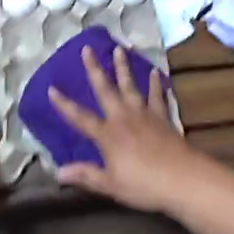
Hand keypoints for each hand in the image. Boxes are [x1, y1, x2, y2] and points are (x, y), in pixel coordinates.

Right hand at [49, 45, 209, 214]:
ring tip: (119, 49)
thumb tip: (58, 172)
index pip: (80, 118)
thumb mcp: (110, 185)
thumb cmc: (144, 185)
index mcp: (107, 135)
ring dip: (123, 67)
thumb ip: (86, 175)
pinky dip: (156, 84)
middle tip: (87, 48)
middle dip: (94, 69)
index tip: (51, 88)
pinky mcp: (162, 117)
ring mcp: (144, 115)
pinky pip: (157, 96)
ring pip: (130, 86)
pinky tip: (155, 72)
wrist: (182, 179)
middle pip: (105, 90)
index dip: (64, 104)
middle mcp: (122, 118)